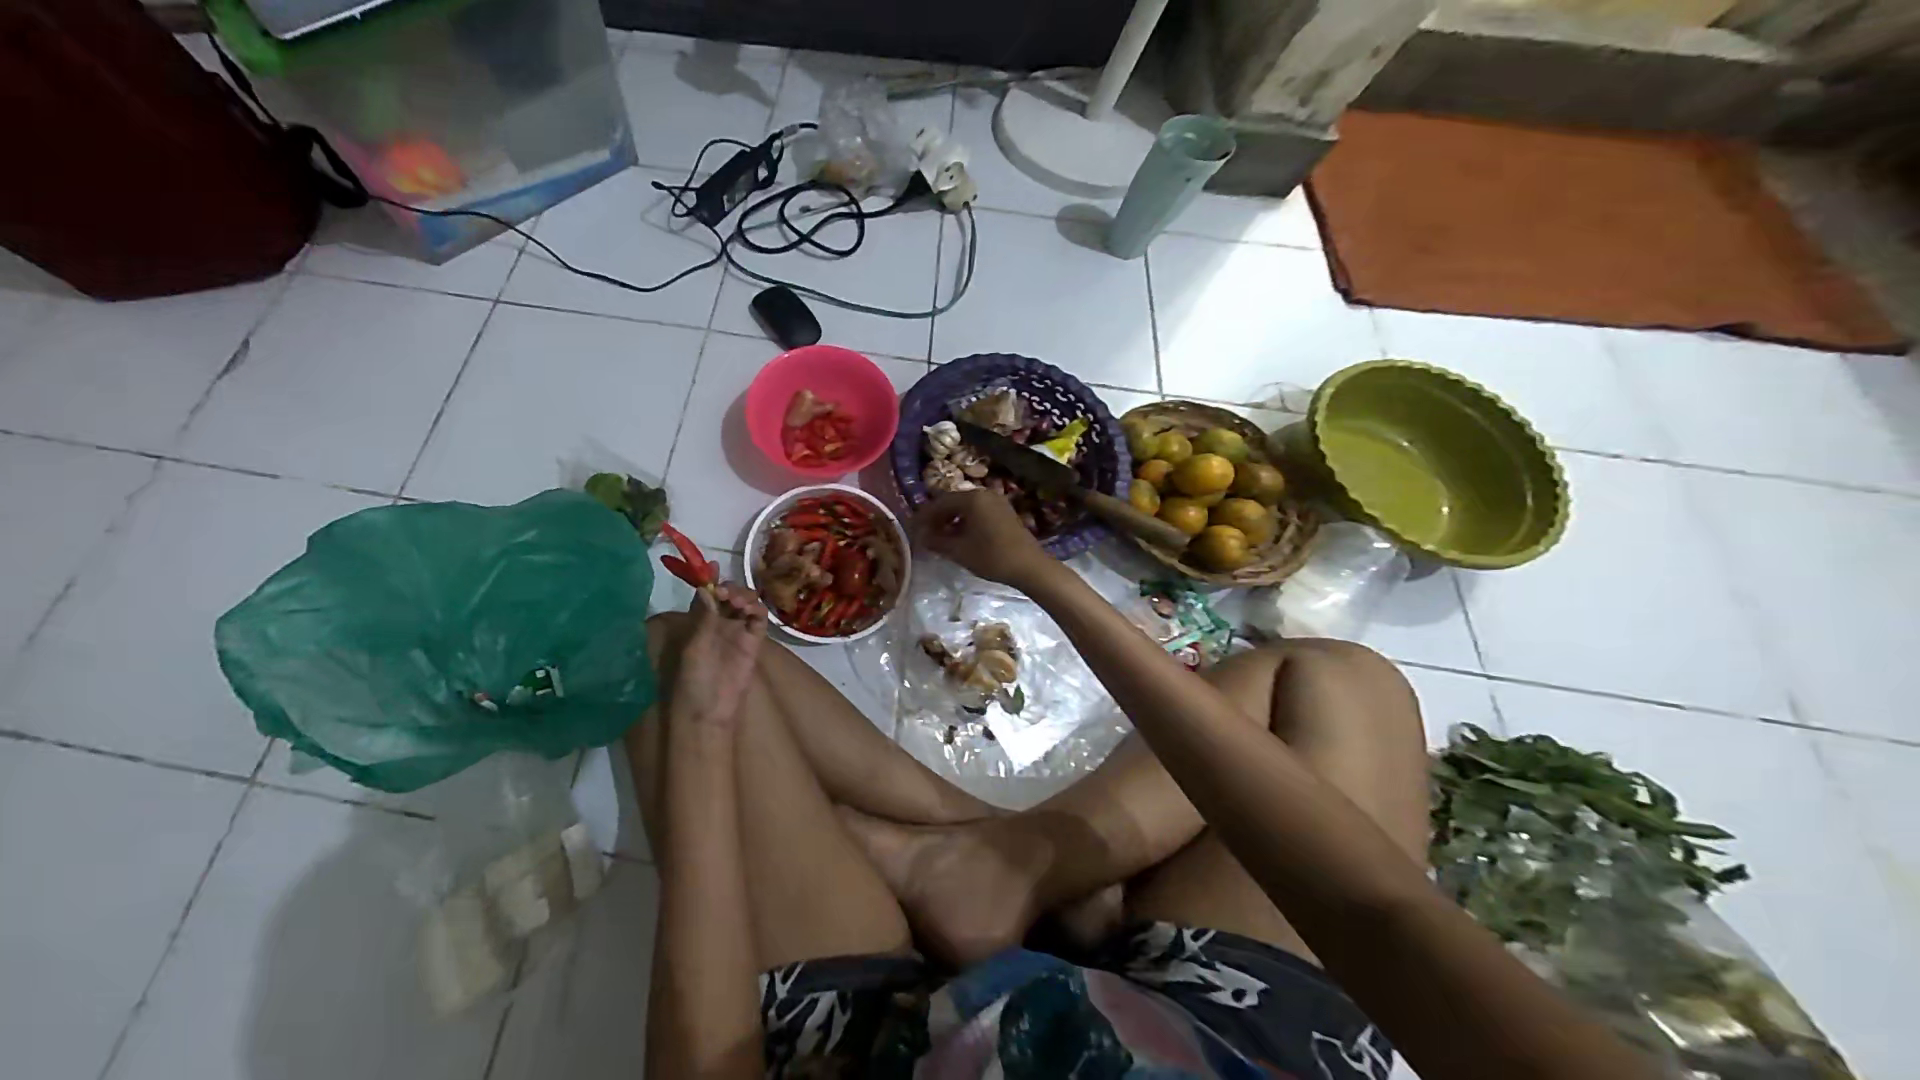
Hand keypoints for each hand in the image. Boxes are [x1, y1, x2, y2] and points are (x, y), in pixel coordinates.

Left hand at [671, 584, 766, 727]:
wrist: (710, 710)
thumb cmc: (693, 680)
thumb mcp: (694, 647)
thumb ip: (703, 618)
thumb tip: (705, 588)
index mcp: (698, 623)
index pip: (705, 594)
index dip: (709, 579)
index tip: (712, 565)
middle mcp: (718, 624)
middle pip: (728, 595)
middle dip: (729, 588)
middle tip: (726, 593)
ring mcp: (737, 632)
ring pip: (745, 603)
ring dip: (744, 596)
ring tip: (738, 602)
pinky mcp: (754, 642)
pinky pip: (759, 620)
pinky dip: (757, 610)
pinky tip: (751, 610)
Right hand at [910, 489, 1053, 589]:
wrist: (1030, 566)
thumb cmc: (992, 556)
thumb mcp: (959, 551)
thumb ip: (936, 541)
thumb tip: (920, 536)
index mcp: (972, 499)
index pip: (939, 503)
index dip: (924, 517)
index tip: (912, 530)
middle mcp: (984, 494)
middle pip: (953, 502)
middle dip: (937, 518)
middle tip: (925, 534)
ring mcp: (997, 502)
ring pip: (966, 507)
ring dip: (951, 520)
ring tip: (941, 538)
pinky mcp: (1005, 512)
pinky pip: (979, 512)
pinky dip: (966, 522)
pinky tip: (960, 537)